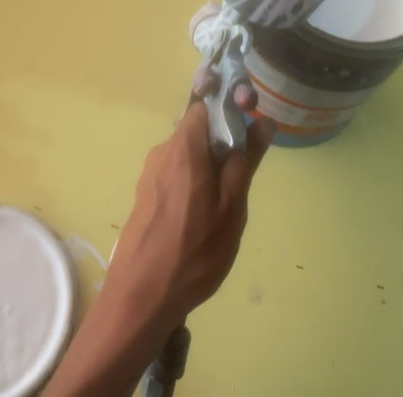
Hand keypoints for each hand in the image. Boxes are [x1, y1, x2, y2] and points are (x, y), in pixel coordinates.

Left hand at [105, 90, 273, 327]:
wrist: (140, 298)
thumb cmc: (193, 251)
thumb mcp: (232, 206)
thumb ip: (246, 160)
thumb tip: (263, 120)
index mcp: (185, 147)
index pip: (206, 103)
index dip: (229, 104)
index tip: (250, 118)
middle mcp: (163, 152)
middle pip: (198, 129)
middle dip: (225, 142)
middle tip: (245, 173)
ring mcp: (150, 175)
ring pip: (188, 155)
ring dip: (211, 167)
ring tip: (227, 204)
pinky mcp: (145, 197)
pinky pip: (176, 175)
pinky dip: (195, 184)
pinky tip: (203, 217)